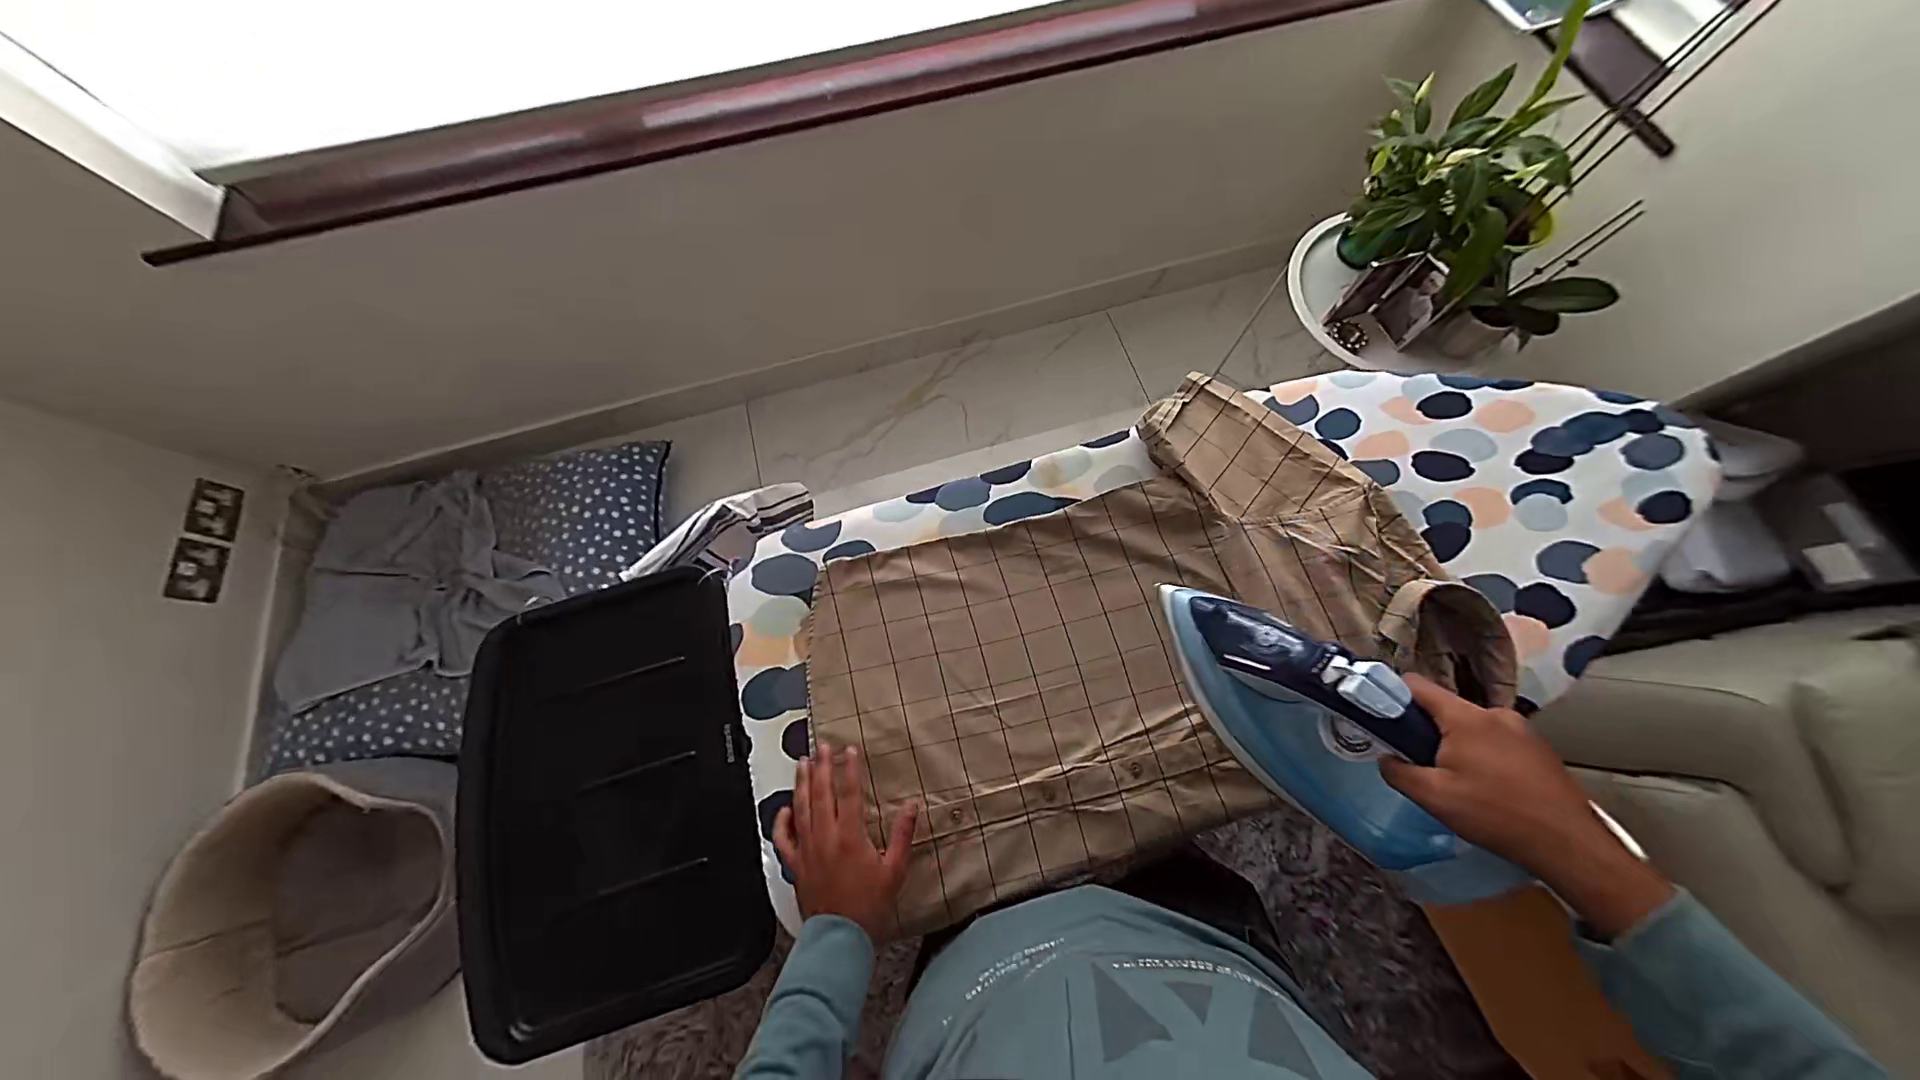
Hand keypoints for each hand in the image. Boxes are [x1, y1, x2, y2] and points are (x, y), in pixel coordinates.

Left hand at [773, 740, 918, 942]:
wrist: (840, 938)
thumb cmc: (868, 907)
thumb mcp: (895, 869)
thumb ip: (903, 834)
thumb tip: (911, 807)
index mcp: (850, 837)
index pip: (849, 793)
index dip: (849, 769)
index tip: (849, 751)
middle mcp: (825, 838)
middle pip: (821, 794)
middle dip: (822, 767)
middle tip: (822, 748)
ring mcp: (807, 850)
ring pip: (801, 809)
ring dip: (802, 784)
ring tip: (802, 764)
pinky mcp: (795, 865)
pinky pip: (783, 839)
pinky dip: (781, 821)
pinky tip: (784, 808)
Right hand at [1379, 674, 1671, 936]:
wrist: (1573, 848)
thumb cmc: (1497, 815)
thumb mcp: (1433, 797)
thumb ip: (1398, 772)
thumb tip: (1388, 759)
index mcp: (1466, 717)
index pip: (1415, 684)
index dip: (1391, 696)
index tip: (1382, 719)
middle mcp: (1496, 714)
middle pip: (1444, 708)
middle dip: (1427, 730)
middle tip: (1423, 762)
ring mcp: (1523, 730)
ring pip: (1471, 726)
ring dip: (1457, 744)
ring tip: (1459, 780)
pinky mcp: (1540, 750)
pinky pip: (1496, 740)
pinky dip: (1484, 755)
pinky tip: (1489, 787)